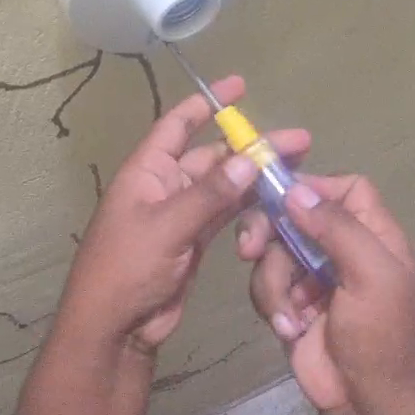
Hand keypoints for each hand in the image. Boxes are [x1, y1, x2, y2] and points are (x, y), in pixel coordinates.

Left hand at [59, 75, 309, 354]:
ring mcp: (180, 215)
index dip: (206, 104)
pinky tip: (277, 201)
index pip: (177, 125)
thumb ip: (208, 195)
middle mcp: (164, 186)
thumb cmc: (127, 269)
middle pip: (211, 157)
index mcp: (146, 172)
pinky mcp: (193, 243)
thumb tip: (248, 160)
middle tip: (299, 140)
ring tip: (298, 169)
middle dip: (250, 147)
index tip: (240, 86)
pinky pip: (225, 215)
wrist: (115, 328)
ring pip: (223, 187)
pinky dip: (248, 207)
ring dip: (256, 178)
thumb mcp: (166, 227)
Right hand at [239, 174, 414, 414]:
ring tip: (289, 315)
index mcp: (374, 236)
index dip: (314, 186)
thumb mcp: (372, 276)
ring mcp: (313, 275)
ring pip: (273, 251)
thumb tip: (296, 191)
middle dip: (269, 231)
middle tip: (250, 247)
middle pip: (295, 214)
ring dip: (274, 282)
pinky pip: (265, 283)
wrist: (363, 403)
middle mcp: (341, 249)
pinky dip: (272, 305)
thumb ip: (338, 229)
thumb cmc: (379, 337)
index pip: (346, 189)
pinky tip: (290, 328)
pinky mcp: (289, 301)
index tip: (281, 195)